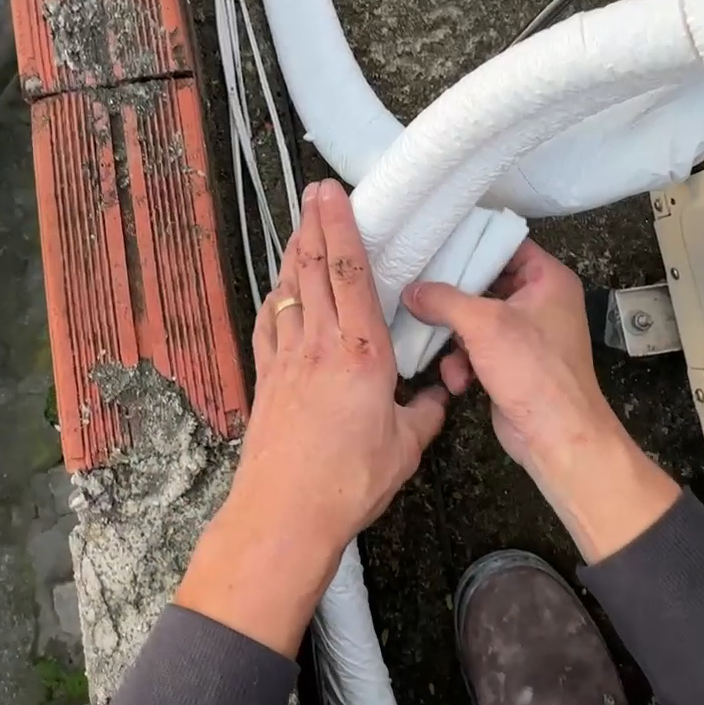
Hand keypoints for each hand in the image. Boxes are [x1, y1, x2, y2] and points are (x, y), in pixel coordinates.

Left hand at [176, 179, 449, 654]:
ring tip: (299, 222)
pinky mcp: (266, 375)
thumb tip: (436, 399)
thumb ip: (423, 414)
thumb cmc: (348, 481)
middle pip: (313, 268)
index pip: (350, 273)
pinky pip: (269, 322)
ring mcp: (287, 356)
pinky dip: (275, 296)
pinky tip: (278, 288)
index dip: (343, 227)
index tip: (336, 194)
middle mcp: (320, 343)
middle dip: (314, 222)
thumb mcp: (405, 448)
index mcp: (361, 352)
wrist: (283, 514)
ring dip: (293, 250)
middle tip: (314, 190)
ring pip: (289, 288)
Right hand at [405, 241, 678, 562]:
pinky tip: (459, 381)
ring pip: (475, 319)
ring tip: (446, 353)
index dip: (472, 243)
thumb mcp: (483, 324)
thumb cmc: (534, 370)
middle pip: (485, 283)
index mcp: (548, 279)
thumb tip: (411, 290)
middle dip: (453, 299)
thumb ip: (443, 300)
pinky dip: (464, 363)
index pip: (506, 245)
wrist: (558, 437)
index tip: (436, 244)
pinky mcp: (512, 362)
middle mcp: (540, 301)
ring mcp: (526, 333)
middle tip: (422, 294)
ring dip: (455, 339)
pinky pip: (477, 348)